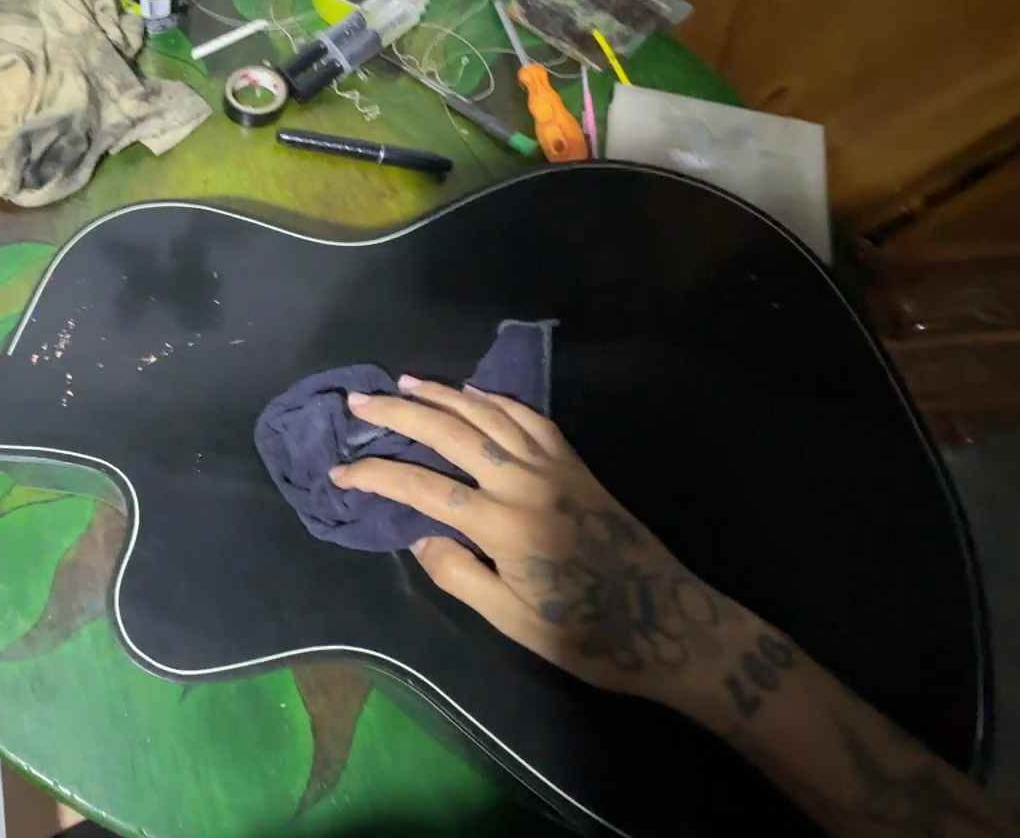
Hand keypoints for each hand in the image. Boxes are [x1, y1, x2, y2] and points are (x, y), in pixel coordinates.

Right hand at [332, 377, 753, 706]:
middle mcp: (525, 484)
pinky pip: (530, 419)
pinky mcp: (576, 466)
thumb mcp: (515, 623)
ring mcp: (554, 469)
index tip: (341, 472)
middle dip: (398, 414)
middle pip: (449, 433)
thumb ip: (460, 576)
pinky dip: (496, 400)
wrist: (678, 630)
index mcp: (504, 526)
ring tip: (403, 382)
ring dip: (441, 394)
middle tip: (360, 402)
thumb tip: (420, 537)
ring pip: (487, 415)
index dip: (375, 476)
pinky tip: (473, 392)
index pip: (422, 488)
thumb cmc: (589, 636)